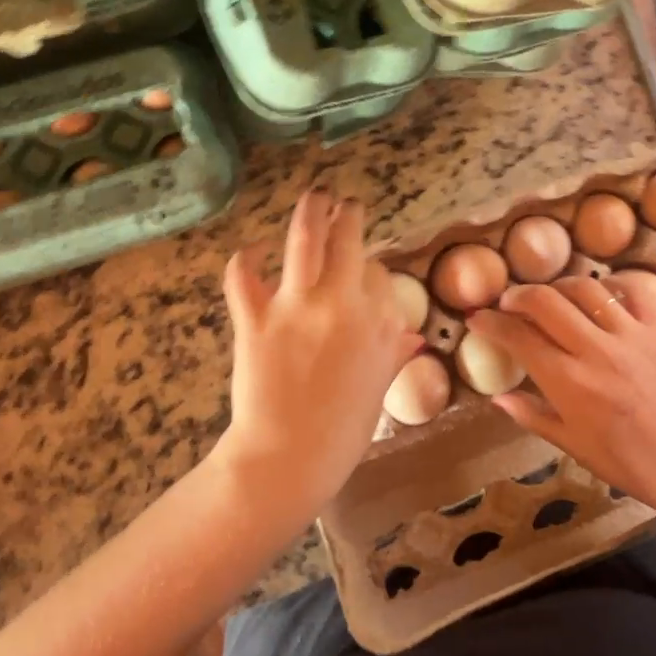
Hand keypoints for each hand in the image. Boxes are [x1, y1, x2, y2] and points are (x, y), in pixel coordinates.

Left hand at [215, 191, 420, 509]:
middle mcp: (342, 304)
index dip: (369, 268)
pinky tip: (253, 251)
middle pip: (349, 242)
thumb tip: (411, 336)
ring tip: (315, 197)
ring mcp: (297, 307)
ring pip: (305, 240)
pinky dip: (246, 258)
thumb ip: (393, 352)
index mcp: (378, 322)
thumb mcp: (380, 388)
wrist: (290, 458)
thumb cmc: (342, 431)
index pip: (378, 274)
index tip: (363, 268)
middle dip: (348, 216)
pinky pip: (244, 275)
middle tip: (345, 204)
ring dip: (310, 211)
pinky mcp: (256, 318)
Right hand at [467, 275, 655, 525]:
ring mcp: (631, 334)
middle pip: (545, 301)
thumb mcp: (575, 447)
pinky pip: (631, 291)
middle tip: (508, 301)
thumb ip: (534, 416)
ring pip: (584, 289)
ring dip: (559, 286)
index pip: (518, 338)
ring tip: (550, 296)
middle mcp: (596, 350)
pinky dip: (609, 286)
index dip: (491, 323)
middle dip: (518, 295)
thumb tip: (497, 397)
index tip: (477, 318)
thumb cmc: (633, 465)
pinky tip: (599, 294)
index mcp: (569, 383)